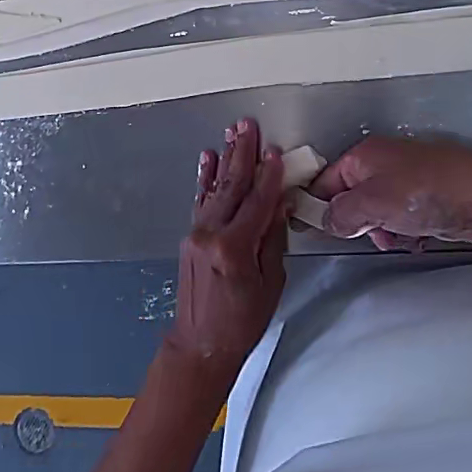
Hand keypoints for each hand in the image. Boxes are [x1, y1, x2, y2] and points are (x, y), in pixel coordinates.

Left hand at [165, 118, 287, 381]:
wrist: (200, 344)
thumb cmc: (241, 321)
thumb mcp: (271, 282)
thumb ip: (274, 239)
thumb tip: (280, 204)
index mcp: (234, 249)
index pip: (258, 202)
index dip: (270, 176)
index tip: (277, 152)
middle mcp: (211, 235)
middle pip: (233, 186)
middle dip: (243, 153)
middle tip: (249, 126)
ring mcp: (197, 234)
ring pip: (216, 188)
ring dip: (226, 159)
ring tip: (233, 134)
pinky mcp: (191, 236)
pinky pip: (201, 201)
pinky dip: (205, 178)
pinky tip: (208, 159)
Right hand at [308, 136, 471, 250]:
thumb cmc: (430, 191)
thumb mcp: (371, 204)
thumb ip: (340, 214)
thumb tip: (328, 221)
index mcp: (364, 156)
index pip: (326, 181)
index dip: (318, 205)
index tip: (313, 229)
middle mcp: (383, 163)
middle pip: (352, 199)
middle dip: (358, 223)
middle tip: (370, 233)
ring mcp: (406, 180)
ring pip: (378, 213)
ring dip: (383, 230)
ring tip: (399, 236)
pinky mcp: (426, 198)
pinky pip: (402, 219)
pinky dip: (405, 232)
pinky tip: (417, 237)